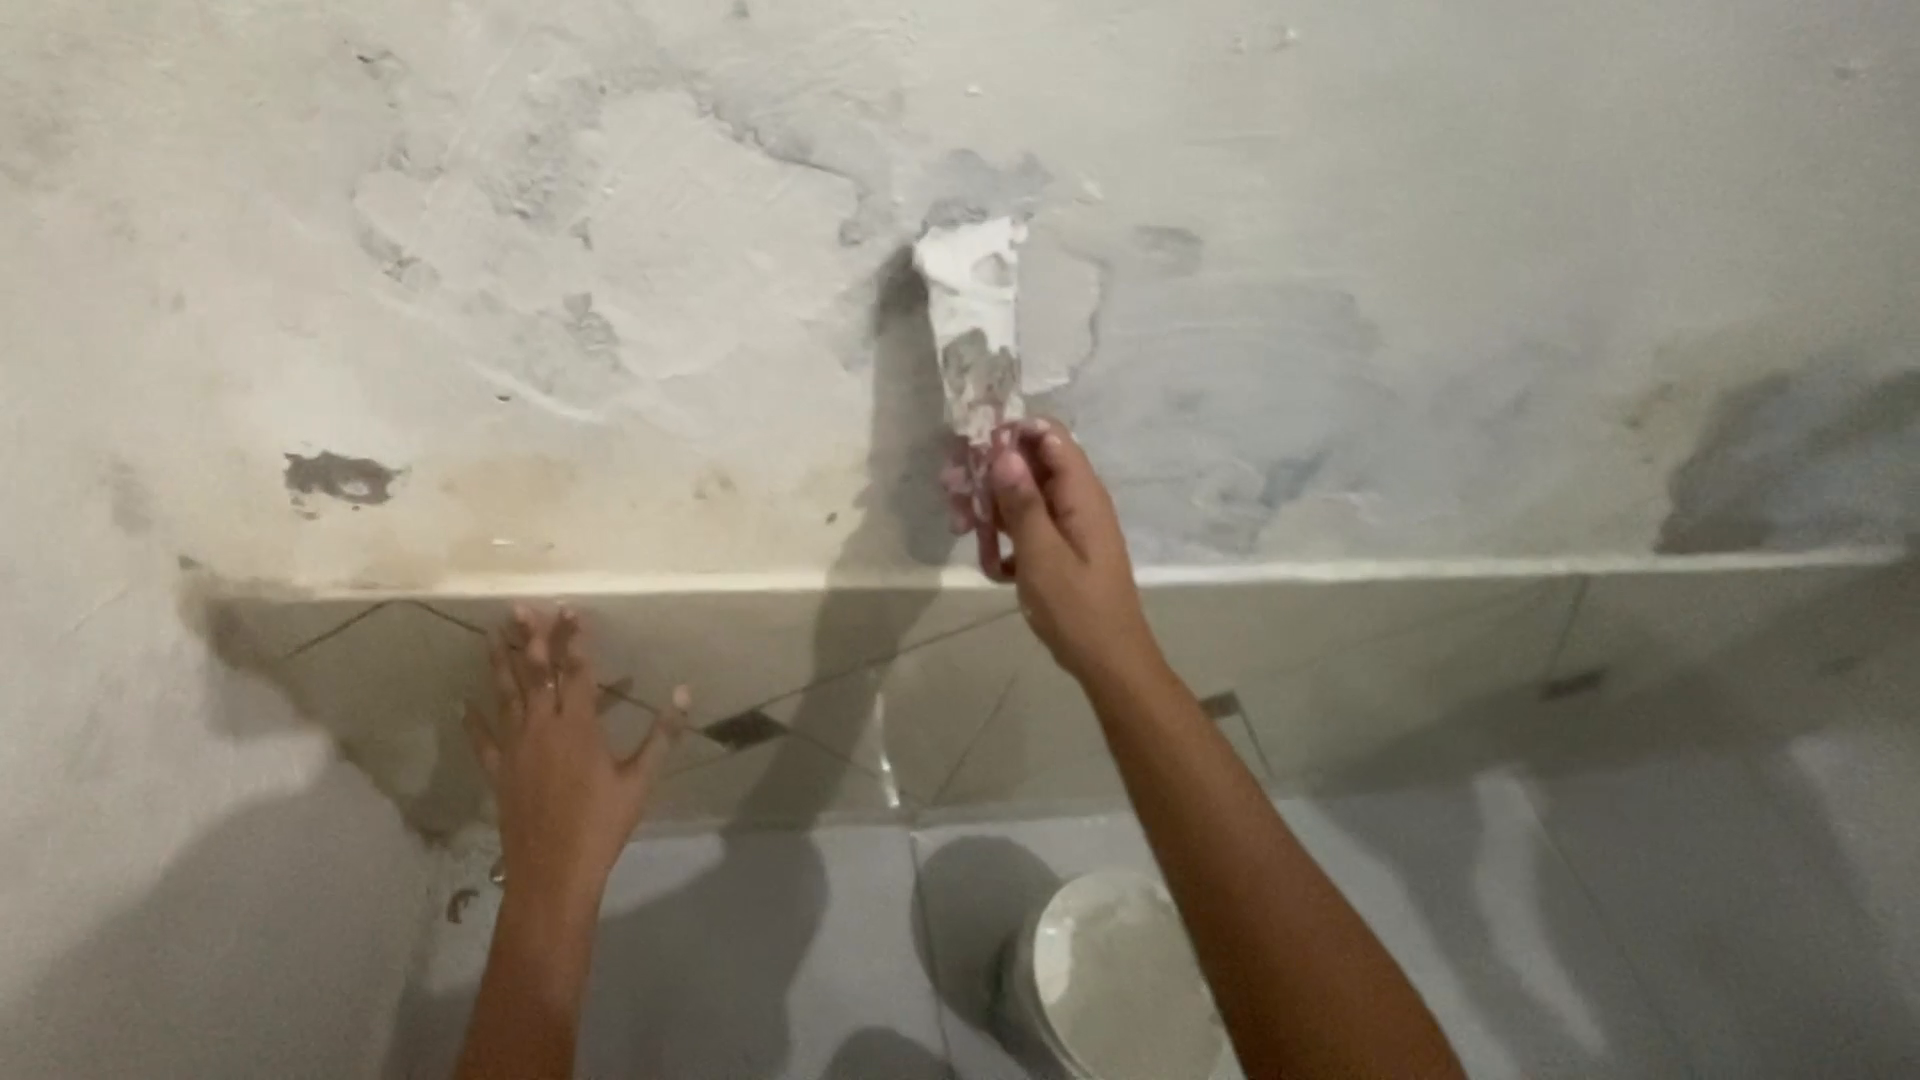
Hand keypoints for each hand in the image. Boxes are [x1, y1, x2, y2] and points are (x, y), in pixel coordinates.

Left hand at [465, 606, 686, 911]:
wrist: (553, 871)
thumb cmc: (603, 823)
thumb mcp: (641, 779)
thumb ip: (663, 734)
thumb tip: (684, 692)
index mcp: (578, 726)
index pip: (577, 670)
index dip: (575, 638)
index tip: (572, 609)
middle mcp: (541, 728)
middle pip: (535, 674)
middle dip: (530, 639)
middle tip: (520, 608)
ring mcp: (514, 749)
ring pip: (505, 696)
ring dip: (499, 664)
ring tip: (490, 635)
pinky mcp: (498, 771)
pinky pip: (482, 739)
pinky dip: (473, 719)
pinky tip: (463, 703)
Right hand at [949, 418, 1162, 681]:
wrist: (1108, 662)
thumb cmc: (1076, 609)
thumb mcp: (1042, 554)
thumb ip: (1022, 501)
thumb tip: (1003, 451)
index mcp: (1080, 492)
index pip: (1048, 435)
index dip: (1009, 435)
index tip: (971, 453)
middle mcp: (1076, 500)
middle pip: (1028, 465)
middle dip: (988, 478)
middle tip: (952, 496)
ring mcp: (1068, 526)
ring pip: (1021, 499)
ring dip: (990, 514)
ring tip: (967, 539)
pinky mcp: (1060, 550)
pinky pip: (1027, 530)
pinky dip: (1006, 543)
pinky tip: (994, 570)